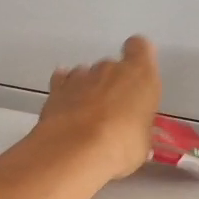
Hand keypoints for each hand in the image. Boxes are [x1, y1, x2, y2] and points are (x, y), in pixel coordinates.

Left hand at [36, 36, 161, 183]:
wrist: (75, 151)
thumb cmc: (122, 145)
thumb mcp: (143, 143)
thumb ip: (139, 129)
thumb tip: (134, 133)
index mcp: (140, 75)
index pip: (140, 48)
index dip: (138, 57)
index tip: (138, 75)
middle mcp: (110, 69)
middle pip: (113, 67)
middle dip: (113, 85)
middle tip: (114, 113)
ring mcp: (80, 76)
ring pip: (87, 75)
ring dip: (89, 90)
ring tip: (89, 118)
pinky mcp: (55, 89)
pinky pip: (63, 82)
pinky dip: (66, 92)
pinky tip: (67, 110)